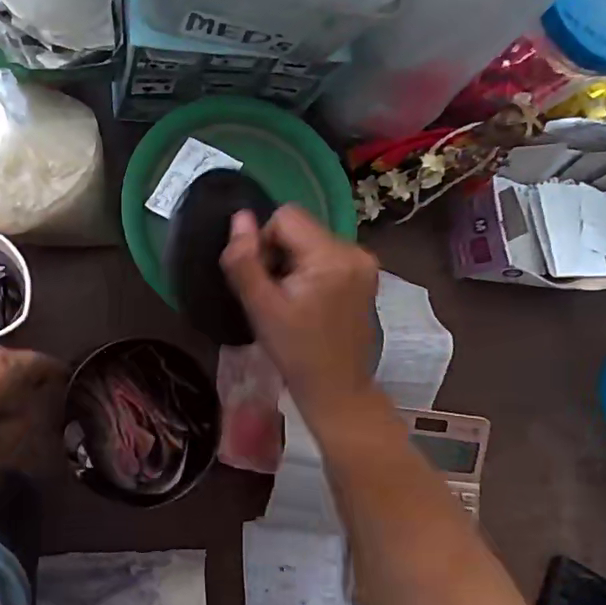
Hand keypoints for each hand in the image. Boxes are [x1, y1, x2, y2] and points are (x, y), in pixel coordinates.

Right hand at [220, 205, 379, 414]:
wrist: (336, 387)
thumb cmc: (294, 350)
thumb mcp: (260, 306)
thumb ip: (244, 259)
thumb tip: (239, 217)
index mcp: (332, 256)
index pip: (285, 216)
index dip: (264, 242)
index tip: (265, 280)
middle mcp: (356, 251)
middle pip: (300, 226)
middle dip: (279, 252)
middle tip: (275, 293)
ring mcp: (365, 263)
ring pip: (311, 239)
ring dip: (293, 261)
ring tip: (290, 299)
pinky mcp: (366, 275)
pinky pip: (326, 254)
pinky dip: (310, 269)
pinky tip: (307, 300)